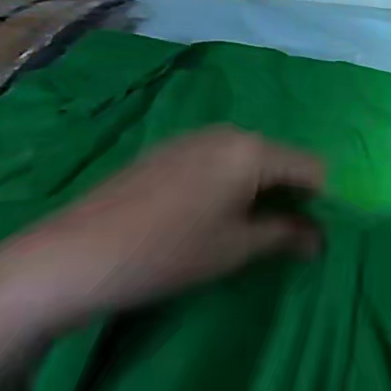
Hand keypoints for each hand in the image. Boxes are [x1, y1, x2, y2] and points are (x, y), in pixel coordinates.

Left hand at [0, 127, 323, 388]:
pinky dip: (230, 185)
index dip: (323, 202)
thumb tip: (321, 239)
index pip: (313, 168)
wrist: (67, 258)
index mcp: (253, 149)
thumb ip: (288, 236)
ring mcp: (195, 138)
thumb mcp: (236, 249)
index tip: (315, 236)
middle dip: (291, 195)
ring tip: (243, 231)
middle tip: (282, 238)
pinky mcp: (168, 150)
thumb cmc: (166, 252)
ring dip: (260, 191)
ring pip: (250, 160)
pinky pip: (220, 161)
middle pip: (282, 160)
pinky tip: (206, 218)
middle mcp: (230, 132)